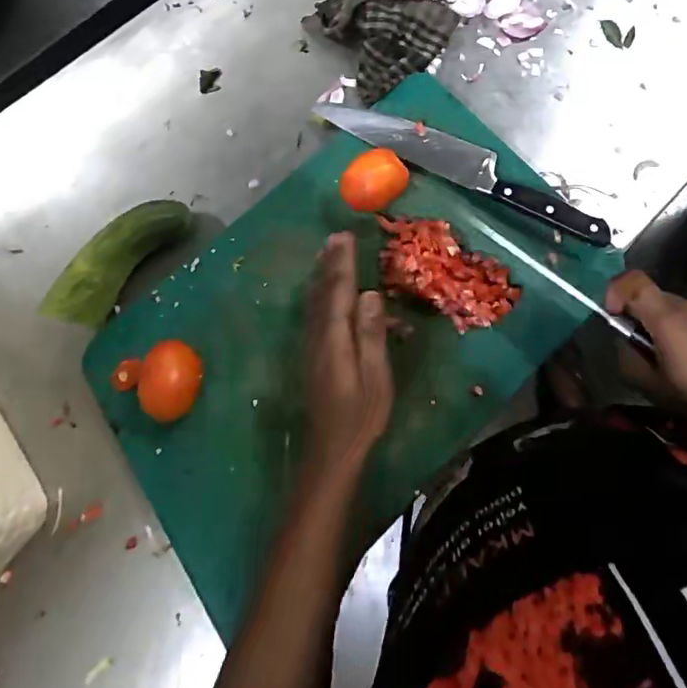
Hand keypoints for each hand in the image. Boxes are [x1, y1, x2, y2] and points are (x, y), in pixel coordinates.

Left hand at [301, 233, 393, 482]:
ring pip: (315, 302)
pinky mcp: (312, 356)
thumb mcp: (375, 376)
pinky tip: (327, 292)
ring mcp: (311, 346)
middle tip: (335, 237)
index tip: (346, 237)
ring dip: (322, 276)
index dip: (342, 263)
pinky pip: (315, 315)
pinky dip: (321, 295)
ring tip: (328, 253)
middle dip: (329, 263)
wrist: (330, 451)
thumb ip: (371, 334)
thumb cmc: (360, 415)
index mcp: (334, 339)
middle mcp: (317, 336)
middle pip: (322, 292)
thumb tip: (371, 294)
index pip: (338, 291)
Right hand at [606, 271, 686, 447]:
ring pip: (669, 308)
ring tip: (664, 361)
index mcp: (667, 316)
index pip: (632, 281)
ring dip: (658, 326)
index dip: (614, 291)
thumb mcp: (655, 387)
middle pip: (649, 295)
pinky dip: (678, 333)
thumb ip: (629, 359)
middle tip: (636, 349)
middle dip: (635, 315)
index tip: (612, 317)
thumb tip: (623, 343)